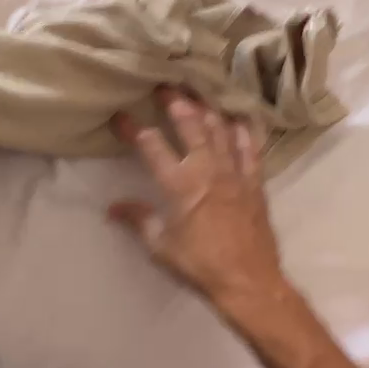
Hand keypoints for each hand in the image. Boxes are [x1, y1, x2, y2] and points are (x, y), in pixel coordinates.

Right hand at [110, 90, 290, 317]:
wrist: (248, 281)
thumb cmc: (199, 264)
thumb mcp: (161, 246)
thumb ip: (139, 220)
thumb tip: (113, 209)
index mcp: (179, 185)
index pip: (151, 146)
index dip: (133, 128)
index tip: (120, 115)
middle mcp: (207, 170)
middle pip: (190, 125)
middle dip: (175, 103)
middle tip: (164, 86)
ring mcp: (235, 173)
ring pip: (220, 130)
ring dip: (207, 108)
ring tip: (197, 92)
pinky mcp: (255, 182)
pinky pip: (250, 148)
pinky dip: (244, 130)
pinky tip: (239, 117)